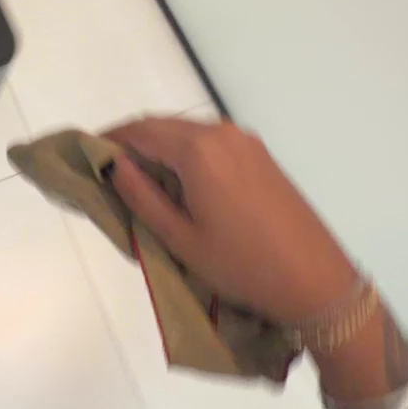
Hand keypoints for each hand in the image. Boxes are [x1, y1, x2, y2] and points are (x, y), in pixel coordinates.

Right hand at [102, 116, 357, 325]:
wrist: (319, 283)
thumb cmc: (243, 265)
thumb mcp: (181, 239)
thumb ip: (141, 196)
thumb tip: (113, 164)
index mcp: (197, 150)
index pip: (140, 131)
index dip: (110, 139)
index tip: (88, 153)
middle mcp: (219, 132)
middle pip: (161, 124)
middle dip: (132, 140)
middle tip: (109, 166)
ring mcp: (242, 139)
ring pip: (185, 130)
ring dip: (159, 144)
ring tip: (141, 176)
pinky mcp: (258, 152)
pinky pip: (208, 139)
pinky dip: (185, 149)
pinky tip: (180, 177)